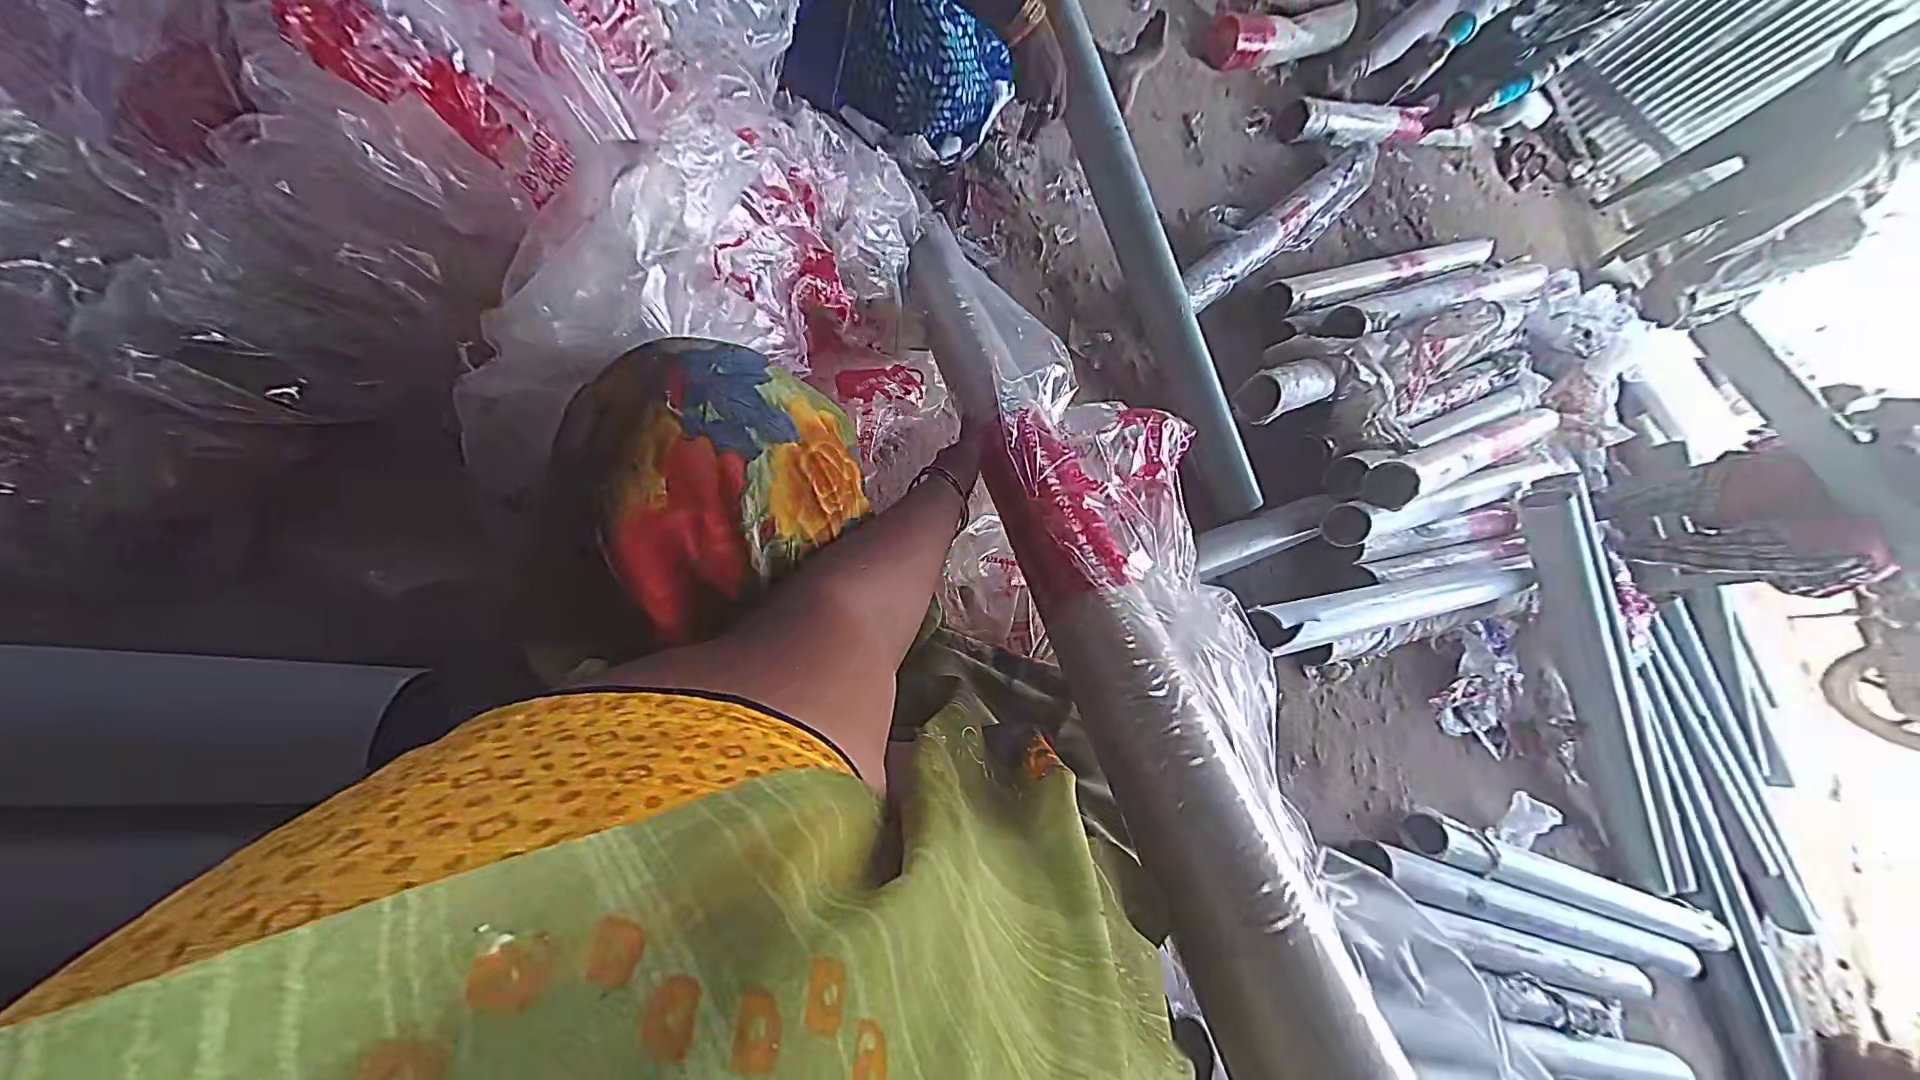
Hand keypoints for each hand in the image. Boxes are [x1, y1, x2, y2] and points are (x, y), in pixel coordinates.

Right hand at [1011, 24, 1066, 139]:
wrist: (1029, 36)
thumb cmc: (1044, 43)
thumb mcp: (1057, 63)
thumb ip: (1055, 81)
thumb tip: (1049, 97)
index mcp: (1061, 85)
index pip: (1059, 109)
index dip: (1053, 117)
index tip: (1048, 122)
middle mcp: (1050, 93)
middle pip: (1044, 119)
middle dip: (1038, 131)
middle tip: (1032, 140)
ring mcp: (1036, 94)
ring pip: (1031, 117)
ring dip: (1026, 130)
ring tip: (1022, 139)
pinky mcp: (1022, 92)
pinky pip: (1020, 100)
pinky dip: (1019, 100)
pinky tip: (1018, 97)